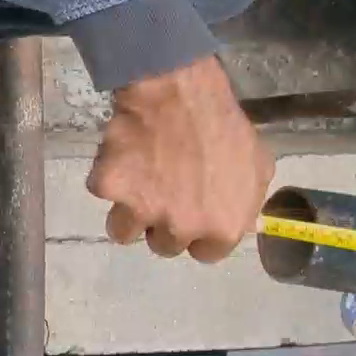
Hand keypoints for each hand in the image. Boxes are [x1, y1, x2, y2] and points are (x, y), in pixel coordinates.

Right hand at [87, 56, 273, 261]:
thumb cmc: (224, 133)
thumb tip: (229, 216)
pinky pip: (100, 190)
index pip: (205, 254)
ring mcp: (139, 208)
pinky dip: (106, 177)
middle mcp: (180, 227)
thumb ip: (239, 205)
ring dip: (124, 214)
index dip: (196, 236)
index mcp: (223, 228)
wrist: (176, 101)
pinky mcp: (106, 187)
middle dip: (159, 226)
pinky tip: (117, 159)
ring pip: (121, 231)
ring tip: (128, 189)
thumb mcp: (255, 174)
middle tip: (155, 201)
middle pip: (162, 246)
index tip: (187, 219)